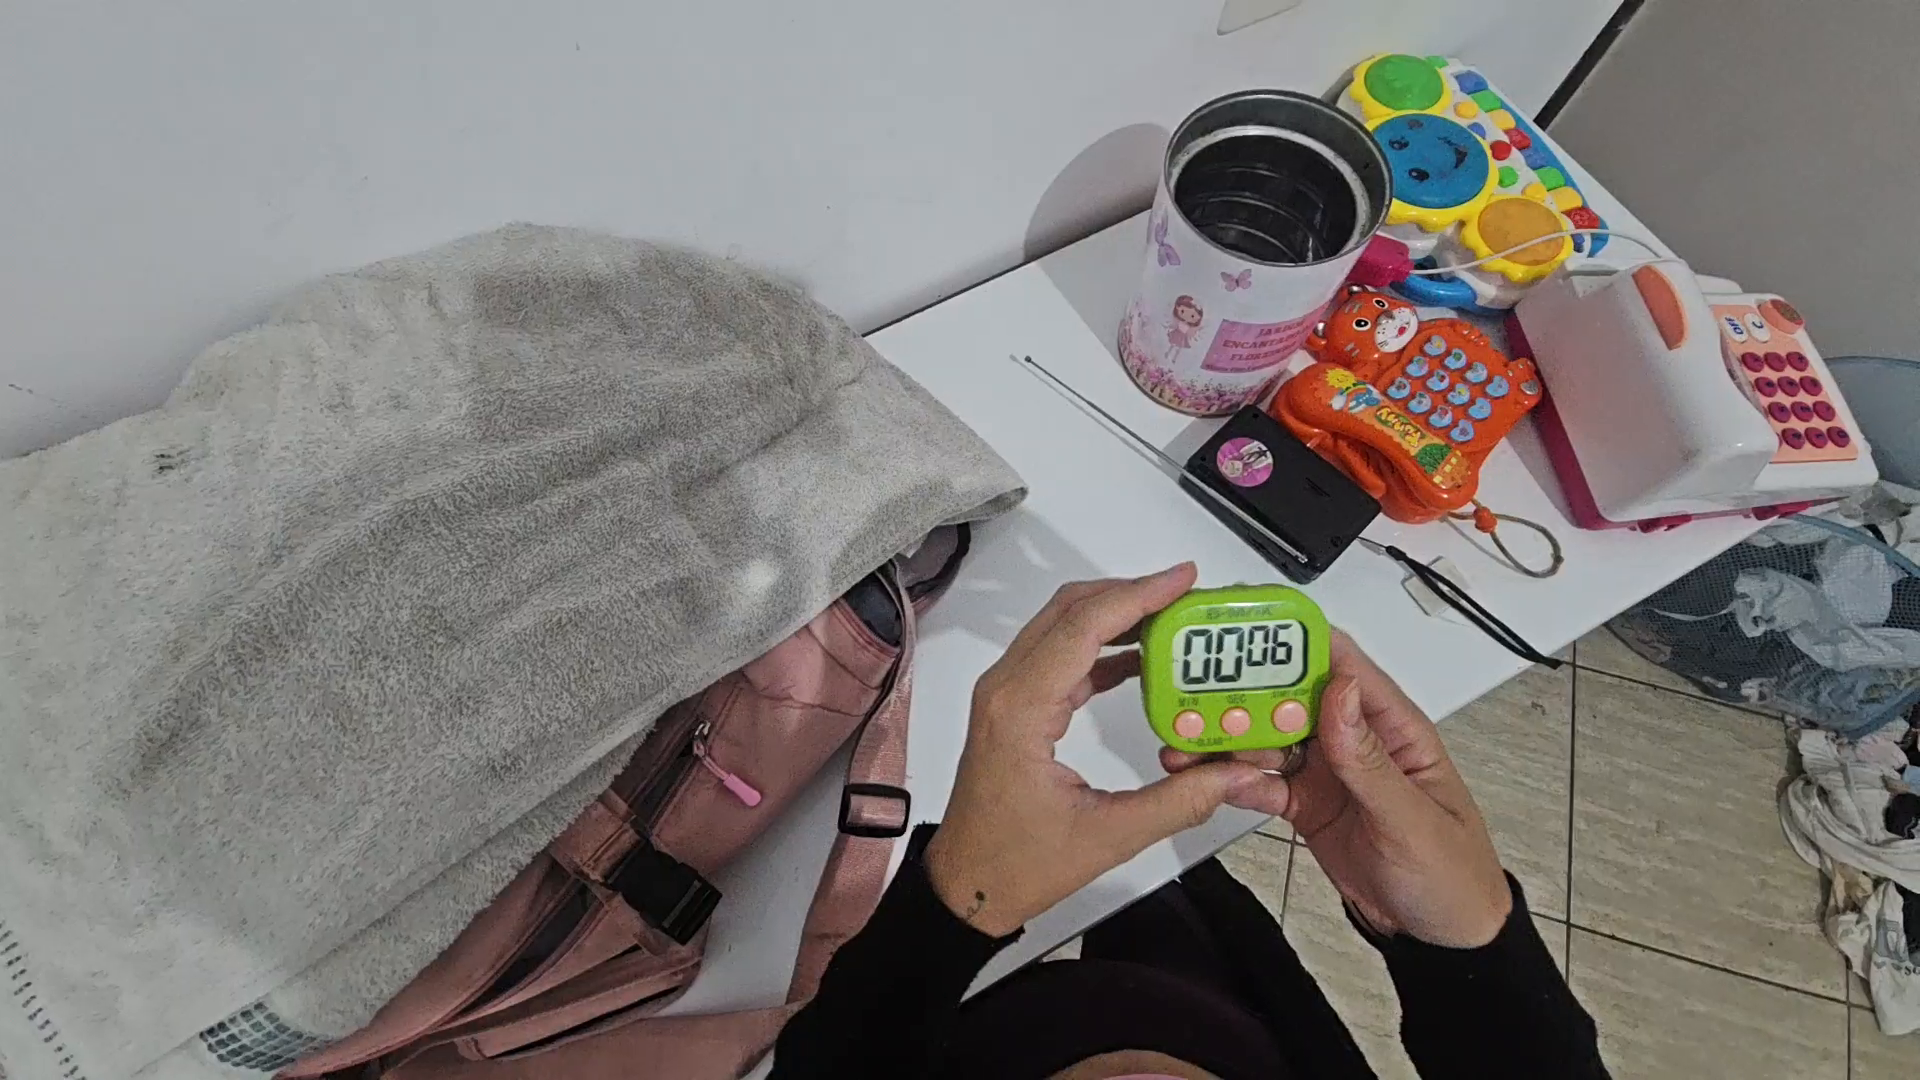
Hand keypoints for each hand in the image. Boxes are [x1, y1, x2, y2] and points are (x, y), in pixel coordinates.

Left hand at [924, 563, 1273, 936]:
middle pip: (1069, 611)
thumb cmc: (1018, 862)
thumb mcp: (1108, 836)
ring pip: (1062, 625)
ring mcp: (1007, 690)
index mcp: (1021, 708)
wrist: (966, 881)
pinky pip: (1061, 654)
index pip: (1082, 626)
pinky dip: (1101, 644)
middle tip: (1186, 595)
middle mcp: (1007, 686)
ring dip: (1114, 614)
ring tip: (1172, 618)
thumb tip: (1236, 773)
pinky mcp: (1016, 702)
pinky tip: (1141, 656)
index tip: (1182, 579)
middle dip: (1129, 594)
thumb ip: (1178, 801)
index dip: (1136, 595)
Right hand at [1162, 630, 1511, 946]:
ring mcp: (1321, 767)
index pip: (1340, 666)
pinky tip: (1205, 778)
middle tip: (1198, 695)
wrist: (1434, 939)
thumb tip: (1341, 689)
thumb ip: (1370, 760)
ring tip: (1188, 741)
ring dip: (1226, 737)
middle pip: (1287, 696)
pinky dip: (1229, 778)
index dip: (1296, 642)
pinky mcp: (1299, 798)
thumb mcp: (1414, 820)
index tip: (1248, 631)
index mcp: (1388, 726)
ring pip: (1264, 736)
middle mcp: (1348, 737)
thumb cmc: (1451, 875)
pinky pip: (1257, 780)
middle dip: (1242, 691)